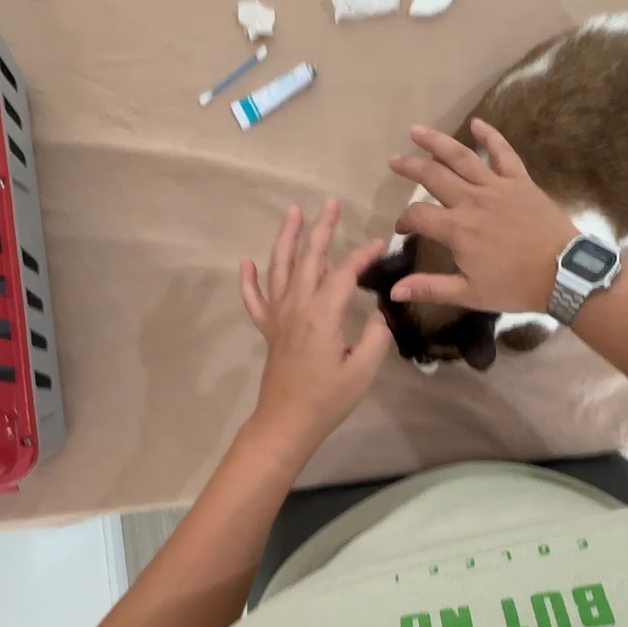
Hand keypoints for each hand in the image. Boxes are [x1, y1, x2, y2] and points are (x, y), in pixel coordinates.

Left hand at [240, 200, 393, 459]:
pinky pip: (254, 299)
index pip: (344, 273)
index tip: (380, 244)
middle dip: (320, 229)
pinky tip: (246, 261)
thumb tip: (378, 314)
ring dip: (286, 239)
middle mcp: (296, 307)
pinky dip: (249, 280)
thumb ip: (375, 337)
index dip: (363, 255)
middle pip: (308, 259)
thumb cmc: (327, 399)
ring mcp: (278, 317)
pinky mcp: (268, 331)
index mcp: (322, 314)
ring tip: (293, 213)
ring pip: (279, 269)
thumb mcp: (363, 370)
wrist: (287, 423)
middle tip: (330, 204)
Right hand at [387, 120, 576, 312]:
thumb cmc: (515, 286)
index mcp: (457, 229)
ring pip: (461, 157)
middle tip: (394, 162)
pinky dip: (489, 136)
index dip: (405, 221)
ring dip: (437, 142)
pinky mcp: (520, 181)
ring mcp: (497, 187)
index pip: (419, 216)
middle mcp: (472, 201)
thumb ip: (430, 288)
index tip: (402, 230)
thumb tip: (394, 291)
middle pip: (433, 176)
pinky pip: (503, 153)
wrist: (564, 273)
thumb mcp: (469, 294)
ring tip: (417, 131)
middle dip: (410, 168)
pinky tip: (477, 122)